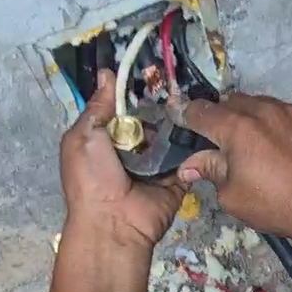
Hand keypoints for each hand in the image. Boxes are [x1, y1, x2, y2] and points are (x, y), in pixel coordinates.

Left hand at [60, 70, 184, 250]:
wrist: (114, 222)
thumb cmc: (91, 177)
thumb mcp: (84, 135)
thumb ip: (99, 105)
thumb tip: (107, 72)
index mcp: (107, 137)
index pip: (125, 107)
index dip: (137, 90)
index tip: (154, 68)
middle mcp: (133, 148)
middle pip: (153, 118)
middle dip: (163, 104)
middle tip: (180, 84)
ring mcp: (158, 163)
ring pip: (173, 134)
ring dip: (182, 121)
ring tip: (196, 102)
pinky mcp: (178, 177)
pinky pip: (190, 156)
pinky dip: (196, 144)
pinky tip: (206, 125)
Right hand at [176, 92, 291, 246]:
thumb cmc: (275, 206)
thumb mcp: (233, 195)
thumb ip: (210, 171)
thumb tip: (187, 166)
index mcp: (237, 128)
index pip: (201, 111)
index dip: (188, 116)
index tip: (185, 123)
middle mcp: (264, 111)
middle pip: (232, 103)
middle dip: (222, 118)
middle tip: (223, 142)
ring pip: (261, 104)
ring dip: (251, 118)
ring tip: (255, 144)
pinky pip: (286, 112)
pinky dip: (277, 123)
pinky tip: (282, 145)